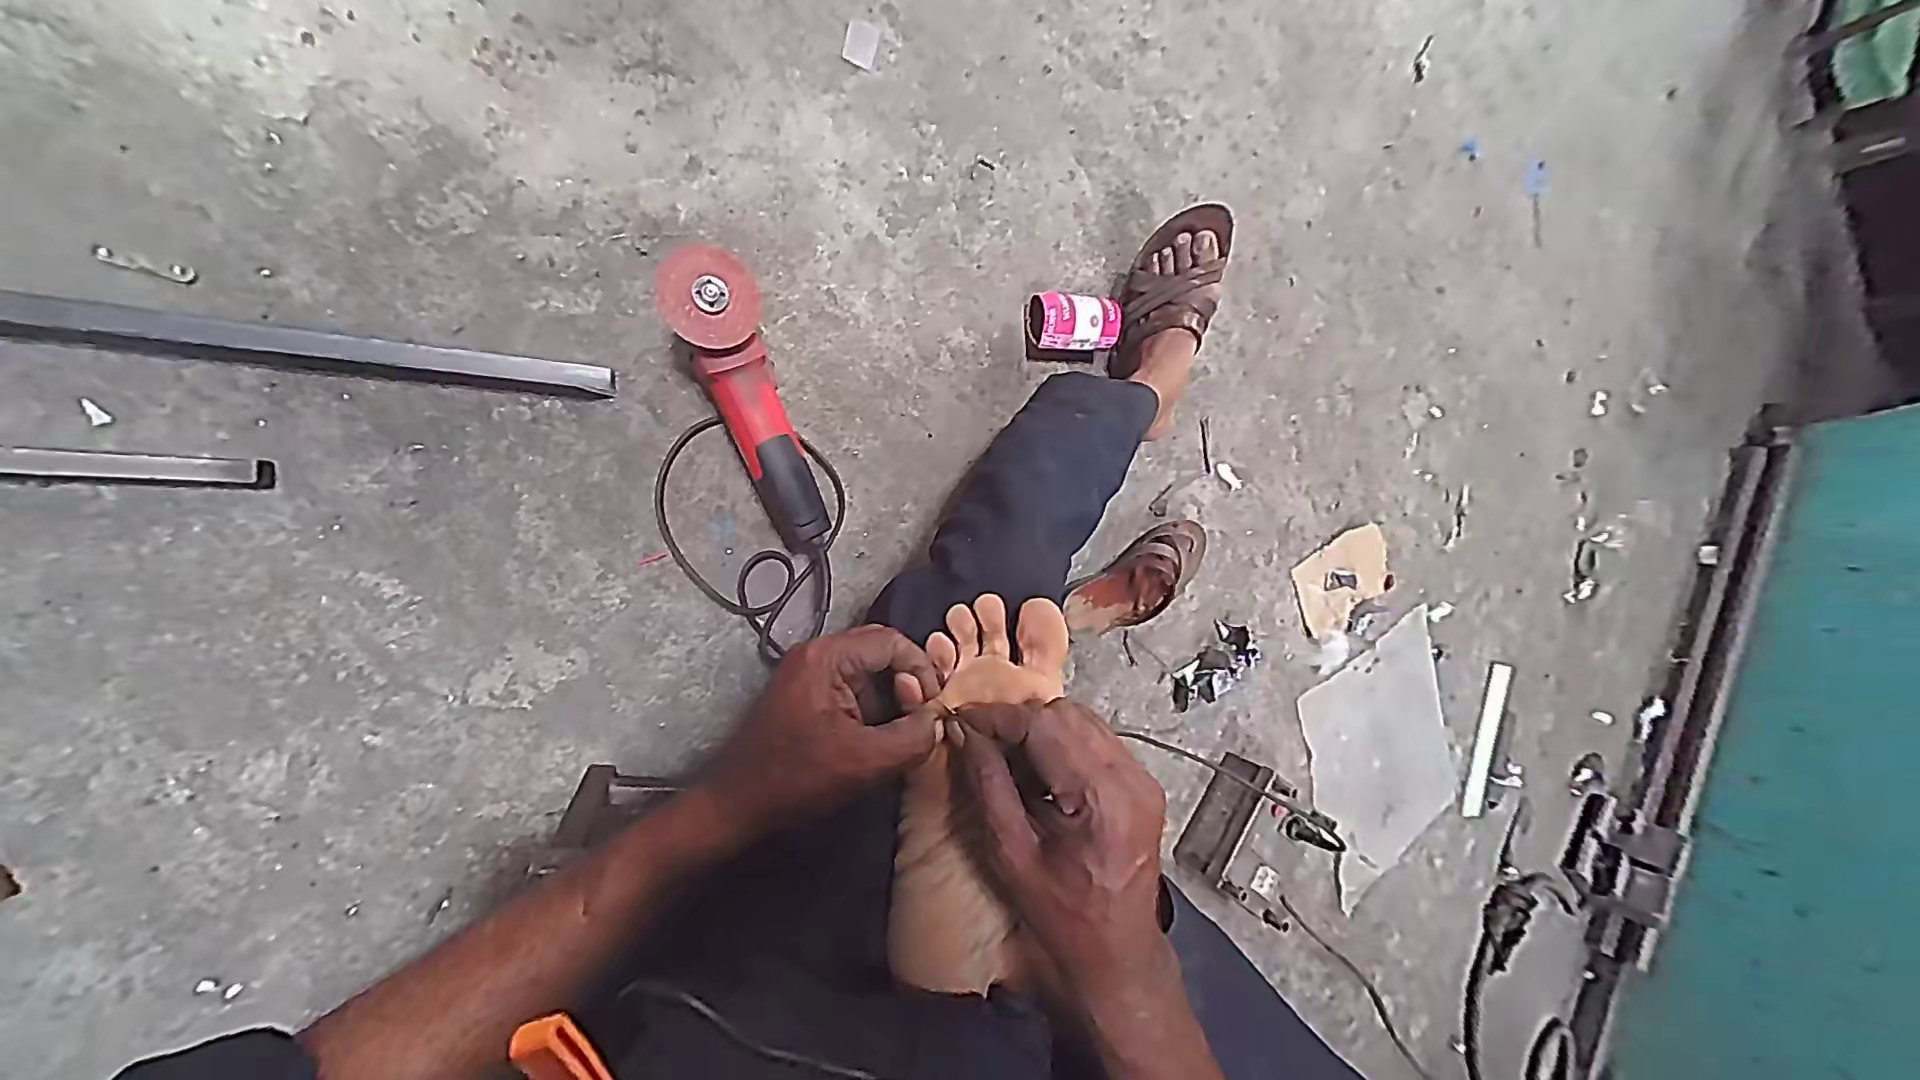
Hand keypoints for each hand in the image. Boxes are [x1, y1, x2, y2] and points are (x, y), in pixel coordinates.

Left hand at [698, 625, 943, 835]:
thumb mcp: (865, 761)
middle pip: (881, 649)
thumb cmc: (796, 779)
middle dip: (908, 680)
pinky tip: (877, 737)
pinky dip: (873, 707)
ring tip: (901, 731)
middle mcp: (817, 653)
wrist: (736, 805)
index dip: (921, 670)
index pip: (893, 642)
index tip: (933, 707)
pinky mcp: (807, 693)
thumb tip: (936, 719)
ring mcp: (809, 671)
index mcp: (827, 657)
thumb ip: (912, 737)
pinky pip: (853, 687)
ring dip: (891, 696)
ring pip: (869, 670)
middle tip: (920, 716)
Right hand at [952, 699, 1171, 999]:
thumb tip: (966, 732)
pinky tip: (1039, 767)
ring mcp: (1143, 778)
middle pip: (1064, 713)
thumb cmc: (1061, 916)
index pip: (1044, 725)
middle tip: (982, 740)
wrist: (1117, 954)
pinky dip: (1061, 740)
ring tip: (1008, 754)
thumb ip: (987, 784)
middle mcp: (1131, 779)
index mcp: (1102, 799)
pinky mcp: (1142, 782)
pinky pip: (1095, 736)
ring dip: (1039, 726)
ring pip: (1081, 718)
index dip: (998, 717)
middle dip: (1017, 719)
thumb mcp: (1009, 854)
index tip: (964, 720)